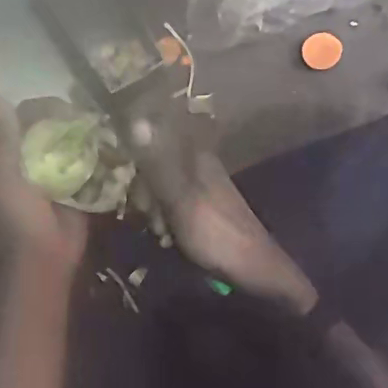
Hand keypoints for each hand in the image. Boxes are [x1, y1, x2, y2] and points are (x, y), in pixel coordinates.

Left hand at [0, 98, 88, 270]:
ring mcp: (55, 176)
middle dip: (66, 120)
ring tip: (99, 125)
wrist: (45, 257)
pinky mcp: (77, 189)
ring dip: (84, 135)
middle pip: (49, 129)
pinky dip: (96, 155)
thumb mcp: (4, 176)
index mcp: (8, 158)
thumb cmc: (16, 218)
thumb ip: (5, 139)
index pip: (23, 121)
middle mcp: (31, 163)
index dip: (39, 109)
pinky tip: (109, 142)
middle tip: (84, 116)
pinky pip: (87, 166)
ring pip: (70, 145)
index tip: (58, 106)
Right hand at [126, 104, 316, 314]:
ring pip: (159, 188)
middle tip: (152, 219)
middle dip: (144, 194)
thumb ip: (156, 162)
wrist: (253, 268)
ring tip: (162, 234)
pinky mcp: (201, 205)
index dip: (136, 161)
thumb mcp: (180, 199)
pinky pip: (171, 204)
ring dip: (153, 212)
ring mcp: (200, 184)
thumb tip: (134, 119)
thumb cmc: (216, 233)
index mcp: (194, 154)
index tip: (135, 187)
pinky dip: (165, 220)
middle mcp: (196, 162)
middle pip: (152, 166)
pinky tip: (168, 237)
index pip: (151, 138)